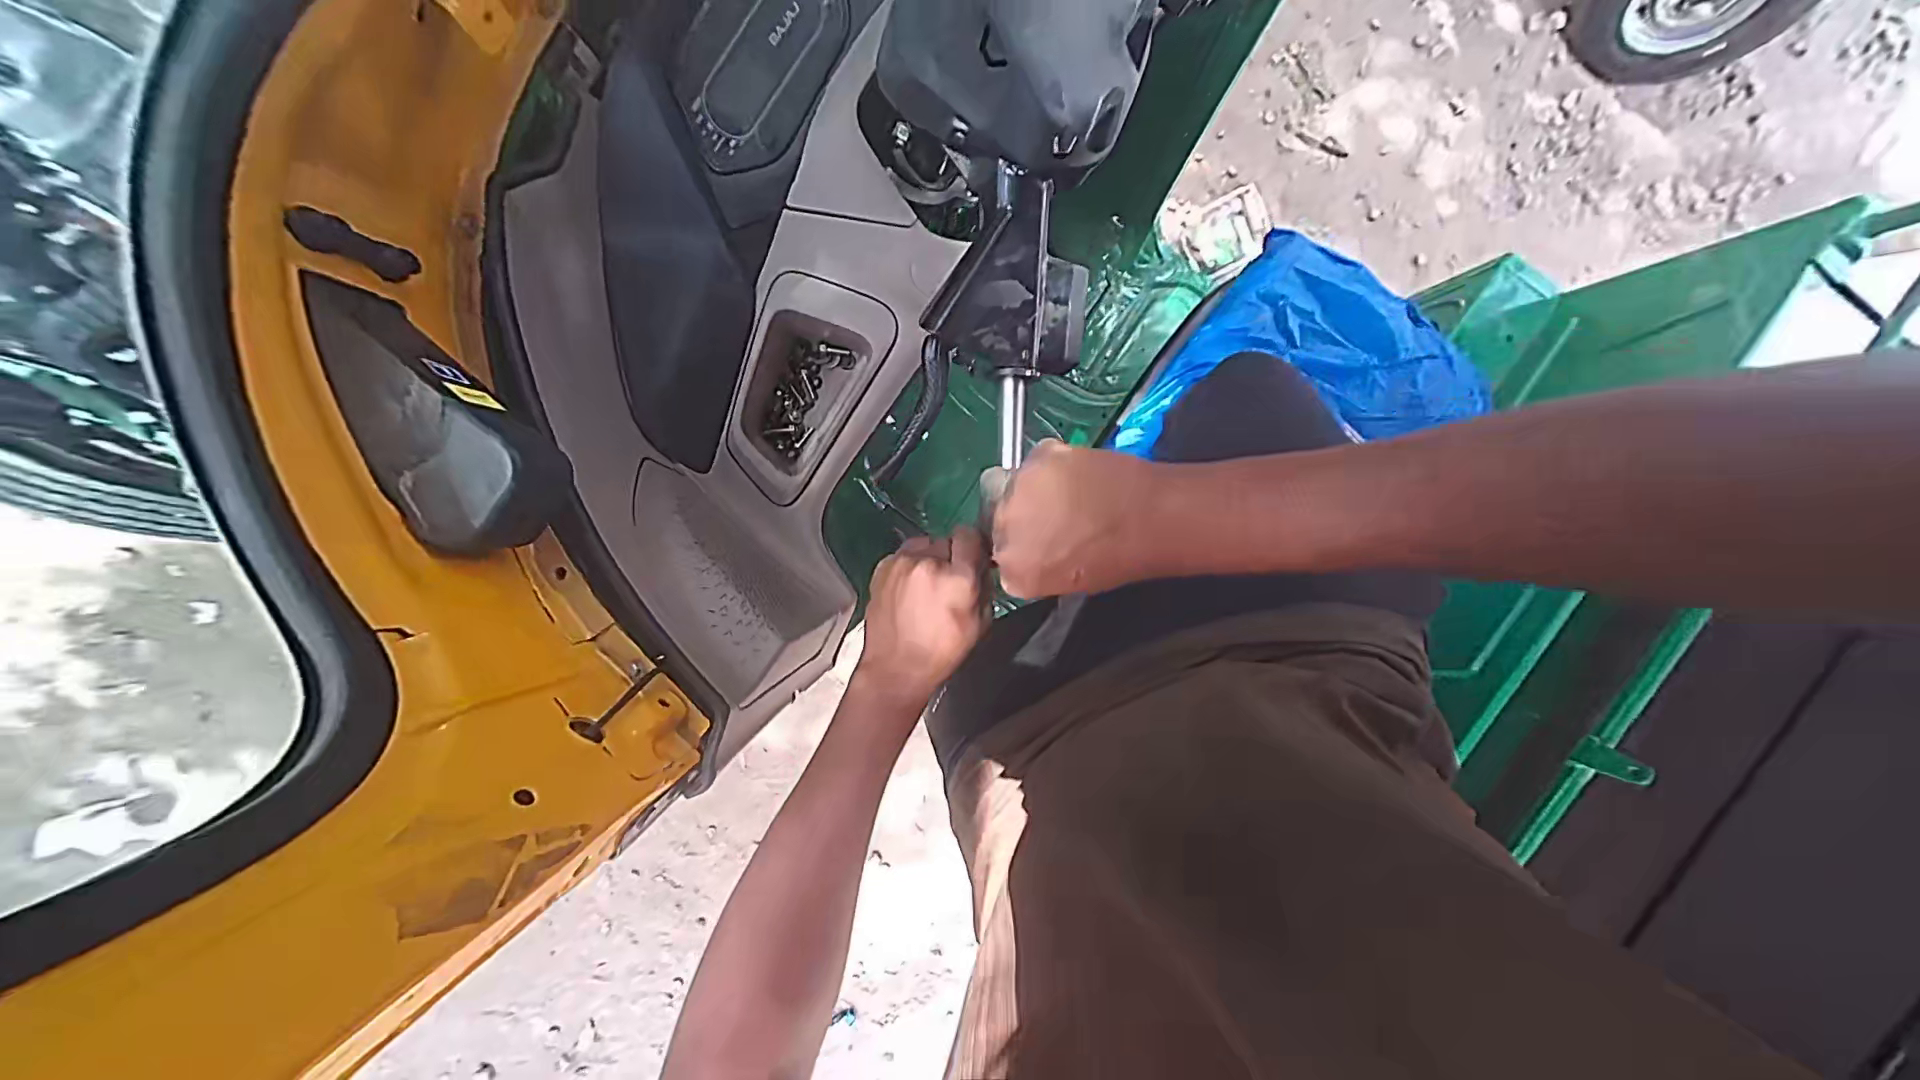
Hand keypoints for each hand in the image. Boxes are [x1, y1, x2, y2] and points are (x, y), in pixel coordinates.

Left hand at [855, 526, 988, 708]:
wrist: (895, 668)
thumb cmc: (942, 651)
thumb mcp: (980, 623)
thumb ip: (984, 586)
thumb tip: (982, 565)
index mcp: (958, 578)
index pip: (969, 535)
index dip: (972, 546)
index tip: (971, 558)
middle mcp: (929, 562)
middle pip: (946, 541)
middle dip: (950, 557)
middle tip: (948, 581)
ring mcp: (902, 563)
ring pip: (924, 545)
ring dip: (929, 558)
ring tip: (927, 585)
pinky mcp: (882, 567)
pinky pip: (904, 556)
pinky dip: (909, 566)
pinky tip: (909, 588)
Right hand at [990, 440, 1165, 598]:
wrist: (1149, 519)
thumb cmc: (1118, 558)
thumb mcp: (1068, 580)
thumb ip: (1036, 567)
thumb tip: (1032, 548)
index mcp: (1013, 570)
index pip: (1001, 554)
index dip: (1021, 544)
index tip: (1039, 540)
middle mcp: (1005, 532)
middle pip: (999, 518)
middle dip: (1021, 515)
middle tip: (1053, 514)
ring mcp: (1018, 492)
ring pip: (1011, 485)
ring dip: (1032, 488)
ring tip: (1068, 493)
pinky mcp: (1037, 459)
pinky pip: (1033, 460)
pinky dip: (1051, 464)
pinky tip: (1076, 474)